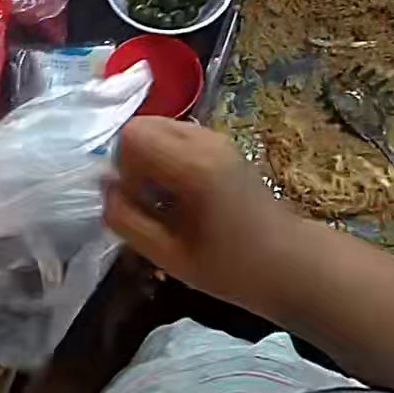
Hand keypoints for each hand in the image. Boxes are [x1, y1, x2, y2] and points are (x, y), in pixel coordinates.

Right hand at [102, 119, 307, 316]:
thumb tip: (105, 189)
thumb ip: (127, 220)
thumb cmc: (231, 267)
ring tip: (166, 198)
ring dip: (149, 157)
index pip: (131, 135)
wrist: (289, 261)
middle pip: (142, 125)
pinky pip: (177, 134)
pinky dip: (166, 155)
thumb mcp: (169, 256)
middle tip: (149, 201)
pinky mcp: (221, 141)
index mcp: (192, 164)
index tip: (139, 201)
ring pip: (159, 127)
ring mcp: (216, 136)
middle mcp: (204, 138)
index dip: (123, 167)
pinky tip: (182, 191)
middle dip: (133, 160)